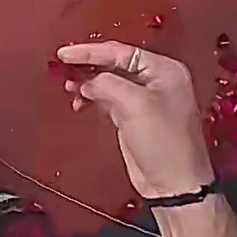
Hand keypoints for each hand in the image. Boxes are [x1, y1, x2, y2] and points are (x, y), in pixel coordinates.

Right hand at [58, 41, 215, 199]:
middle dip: (88, 65)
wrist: (174, 185)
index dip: (90, 52)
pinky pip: (107, 97)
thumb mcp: (136, 106)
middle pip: (114, 63)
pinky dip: (92, 97)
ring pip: (108, 80)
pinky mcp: (133, 114)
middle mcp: (155, 79)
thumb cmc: (166, 144)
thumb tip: (87, 81)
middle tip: (63, 66)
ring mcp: (144, 98)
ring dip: (87, 82)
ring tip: (69, 86)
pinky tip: (79, 101)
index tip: (66, 54)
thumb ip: (109, 85)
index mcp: (164, 70)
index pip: (121, 52)